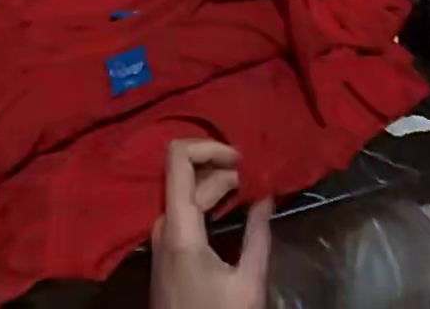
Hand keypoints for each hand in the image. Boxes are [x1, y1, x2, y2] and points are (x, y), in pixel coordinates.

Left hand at [150, 140, 272, 308]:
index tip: (240, 157)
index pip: (177, 158)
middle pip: (188, 174)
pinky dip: (210, 199)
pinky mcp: (167, 251)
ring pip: (188, 192)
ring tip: (250, 185)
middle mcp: (163, 225)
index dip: (208, 145)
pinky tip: (233, 204)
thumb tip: (266, 193)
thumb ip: (258, 234)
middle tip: (255, 173)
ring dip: (218, 183)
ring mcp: (162, 239)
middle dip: (222, 166)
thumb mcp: (247, 284)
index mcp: (178, 227)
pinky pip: (186, 210)